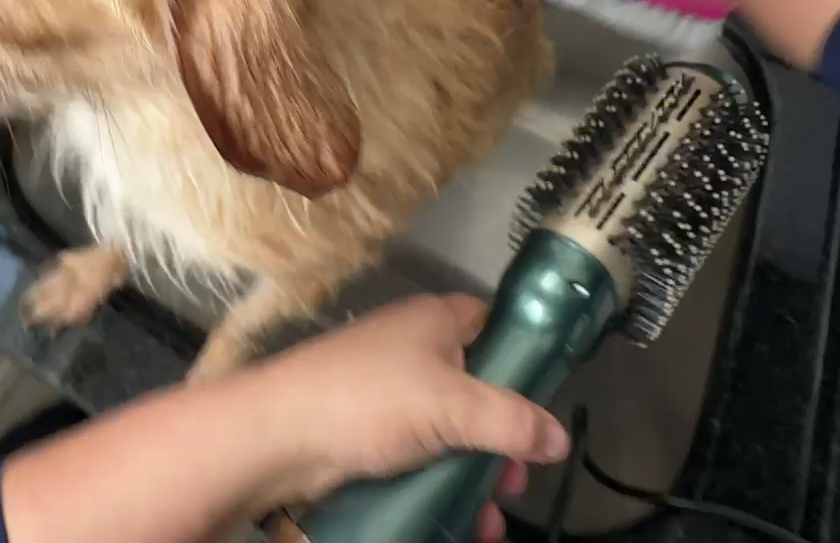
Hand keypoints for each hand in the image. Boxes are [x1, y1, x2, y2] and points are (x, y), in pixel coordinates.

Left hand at [243, 295, 570, 540]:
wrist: (282, 433)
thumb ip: (510, 420)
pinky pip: (426, 453)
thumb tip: (557, 436)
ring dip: (478, 469)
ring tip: (493, 508)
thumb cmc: (370, 398)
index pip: (491, 321)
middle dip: (504, 435)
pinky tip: (466, 517)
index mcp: (435, 321)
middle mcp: (417, 349)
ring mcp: (395, 391)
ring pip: (453, 428)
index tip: (546, 395)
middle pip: (478, 386)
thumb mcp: (451, 405)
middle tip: (518, 474)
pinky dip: (447, 482)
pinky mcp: (377, 430)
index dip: (521, 351)